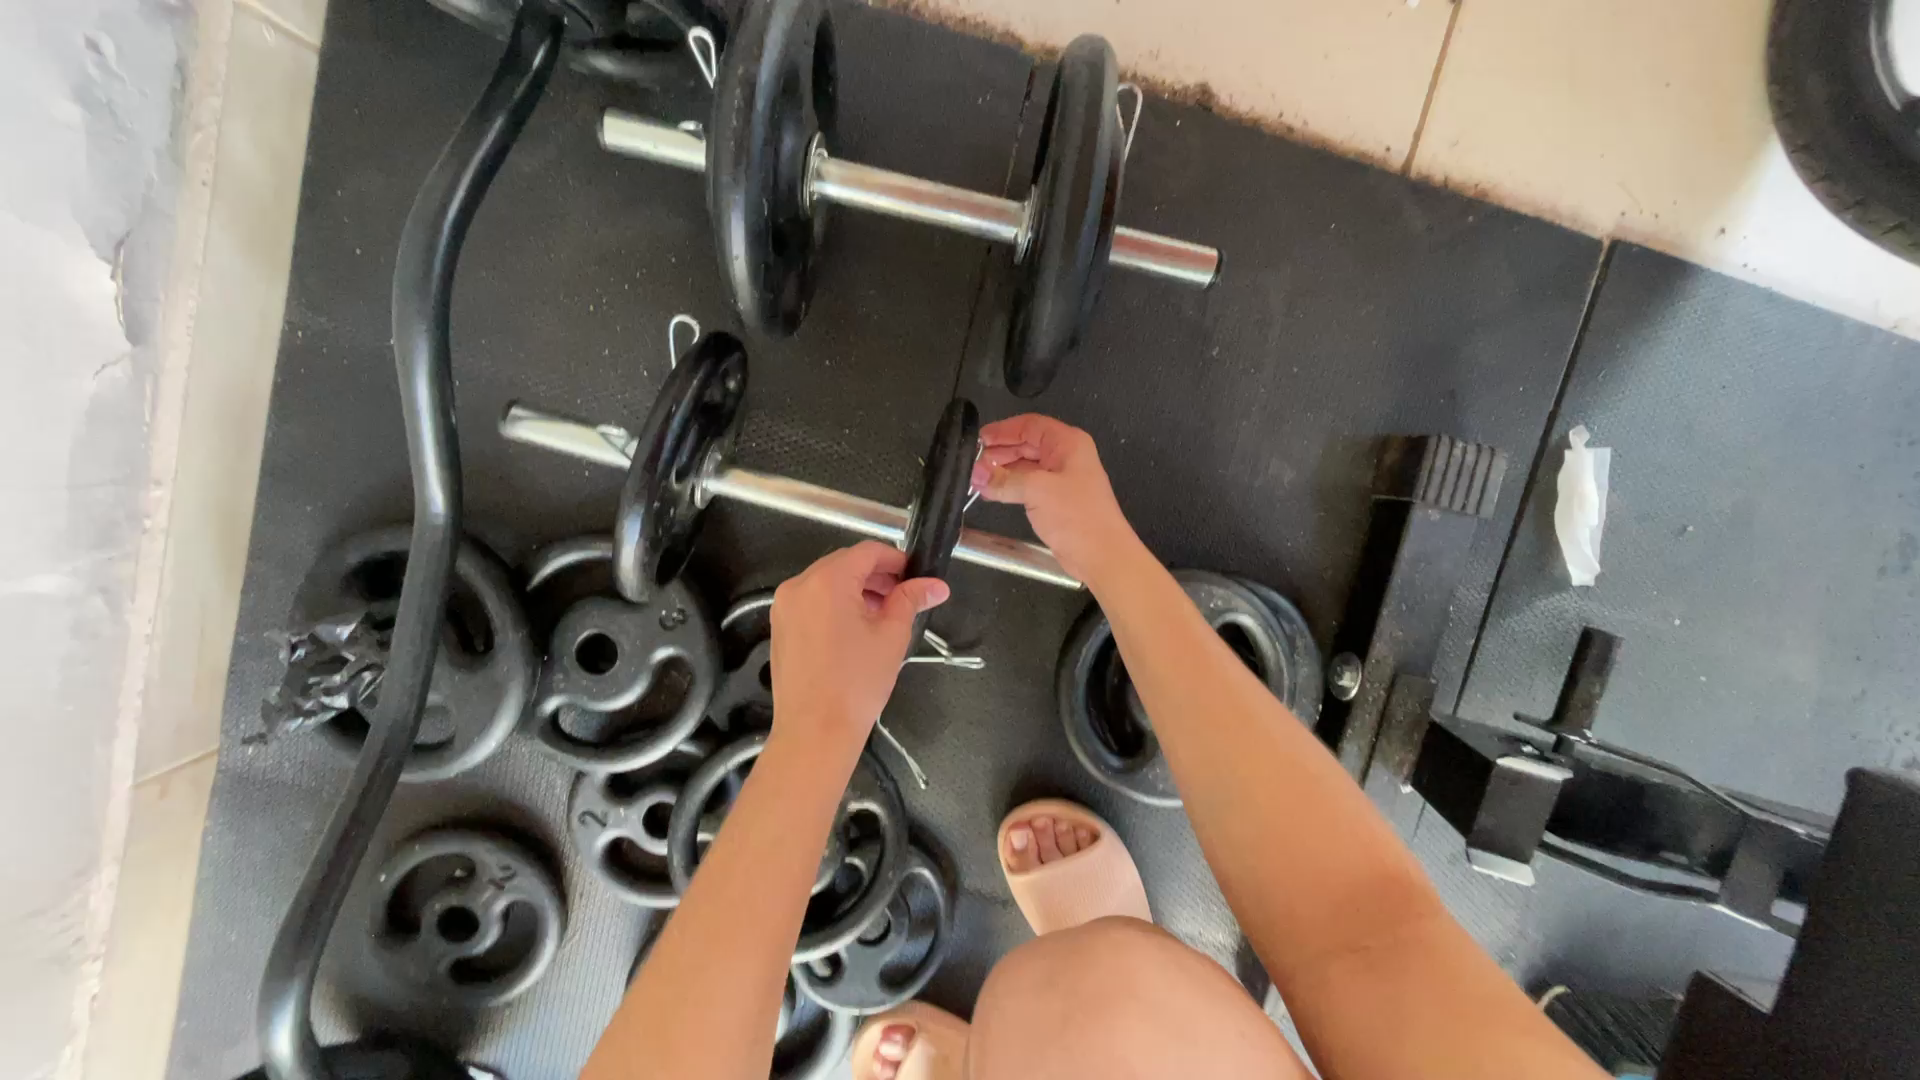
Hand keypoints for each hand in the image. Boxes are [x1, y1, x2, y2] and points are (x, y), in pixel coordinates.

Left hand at [769, 541, 950, 751]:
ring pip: (827, 582)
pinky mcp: (780, 627)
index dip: (896, 559)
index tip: (915, 576)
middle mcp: (799, 586)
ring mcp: (784, 606)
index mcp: (827, 581)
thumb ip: (911, 600)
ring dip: (857, 589)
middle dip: (877, 575)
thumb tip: (936, 586)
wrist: (815, 731)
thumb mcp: (892, 635)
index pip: (867, 552)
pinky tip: (856, 629)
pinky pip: (812, 601)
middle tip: (904, 596)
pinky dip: (836, 604)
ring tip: (883, 615)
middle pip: (845, 563)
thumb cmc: (857, 683)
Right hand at [971, 414, 1141, 587]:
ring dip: (1001, 472)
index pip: (1029, 425)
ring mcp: (1060, 479)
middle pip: (1025, 444)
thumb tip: (976, 473)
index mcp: (1068, 443)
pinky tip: (989, 492)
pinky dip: (1008, 487)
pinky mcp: (1054, 500)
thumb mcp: (1037, 491)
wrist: (1102, 556)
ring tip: (976, 479)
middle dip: (998, 453)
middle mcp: (1065, 457)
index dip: (1002, 430)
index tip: (978, 440)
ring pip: (1024, 466)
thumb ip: (1004, 480)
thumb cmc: (1079, 518)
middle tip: (973, 464)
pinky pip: (1026, 486)